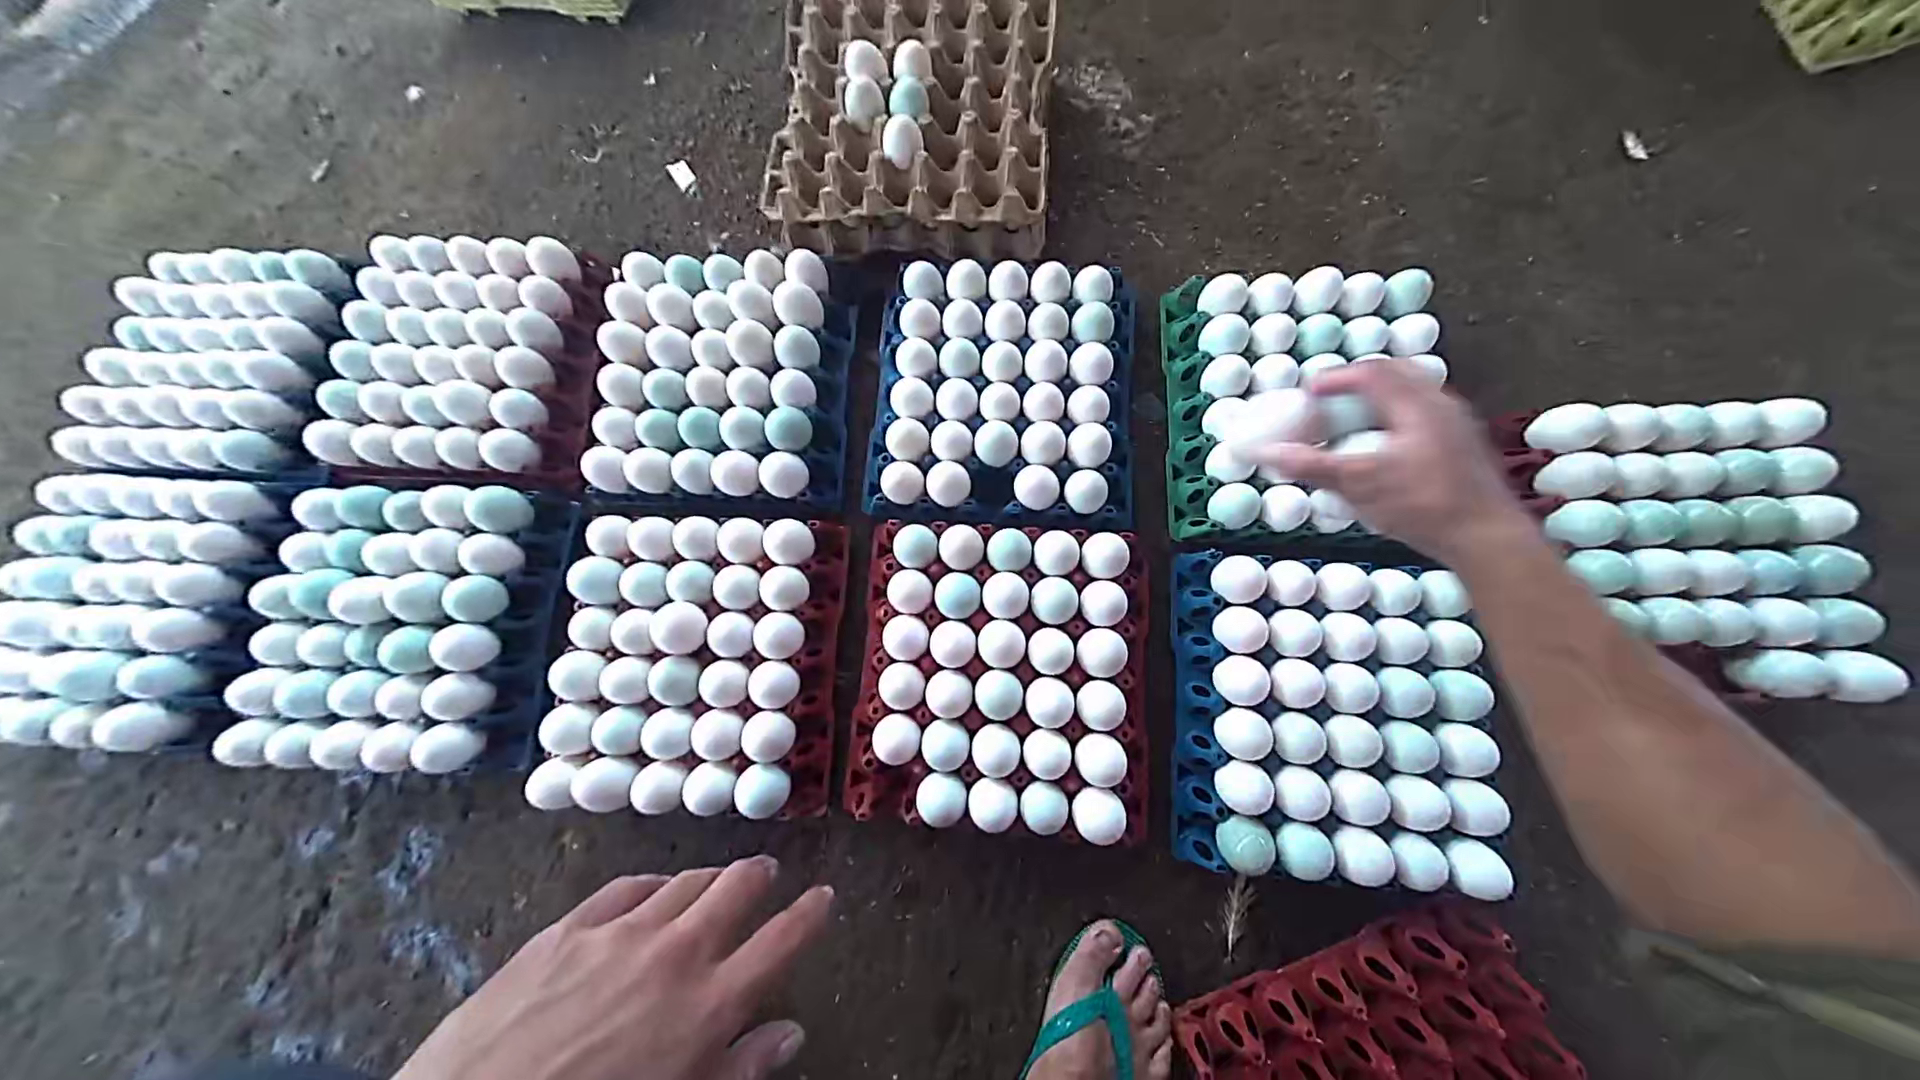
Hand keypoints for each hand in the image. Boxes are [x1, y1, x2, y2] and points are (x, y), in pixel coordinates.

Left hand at [395, 857, 831, 1079]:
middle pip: (739, 887)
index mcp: (708, 1005)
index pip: (782, 941)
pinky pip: (629, 886)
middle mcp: (675, 953)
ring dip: (711, 877)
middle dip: (761, 875)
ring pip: (688, 879)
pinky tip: (655, 889)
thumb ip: (739, 1068)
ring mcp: (622, 933)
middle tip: (767, 874)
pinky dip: (653, 885)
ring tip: (717, 880)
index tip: (824, 896)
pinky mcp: (571, 927)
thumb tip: (789, 1033)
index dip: (811, 913)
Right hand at [1239, 359, 1534, 564]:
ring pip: (1411, 393)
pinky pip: (1421, 414)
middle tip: (1329, 399)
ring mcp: (1455, 424)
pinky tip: (1379, 447)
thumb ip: (1311, 466)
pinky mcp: (1461, 445)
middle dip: (1356, 382)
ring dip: (1376, 400)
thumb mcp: (1358, 485)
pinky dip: (1392, 418)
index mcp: (1416, 406)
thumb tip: (1267, 453)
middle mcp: (1440, 406)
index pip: (1370, 372)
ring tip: (1350, 422)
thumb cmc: (1424, 506)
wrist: (1485, 538)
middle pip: (1395, 374)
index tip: (1308, 392)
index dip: (1334, 378)